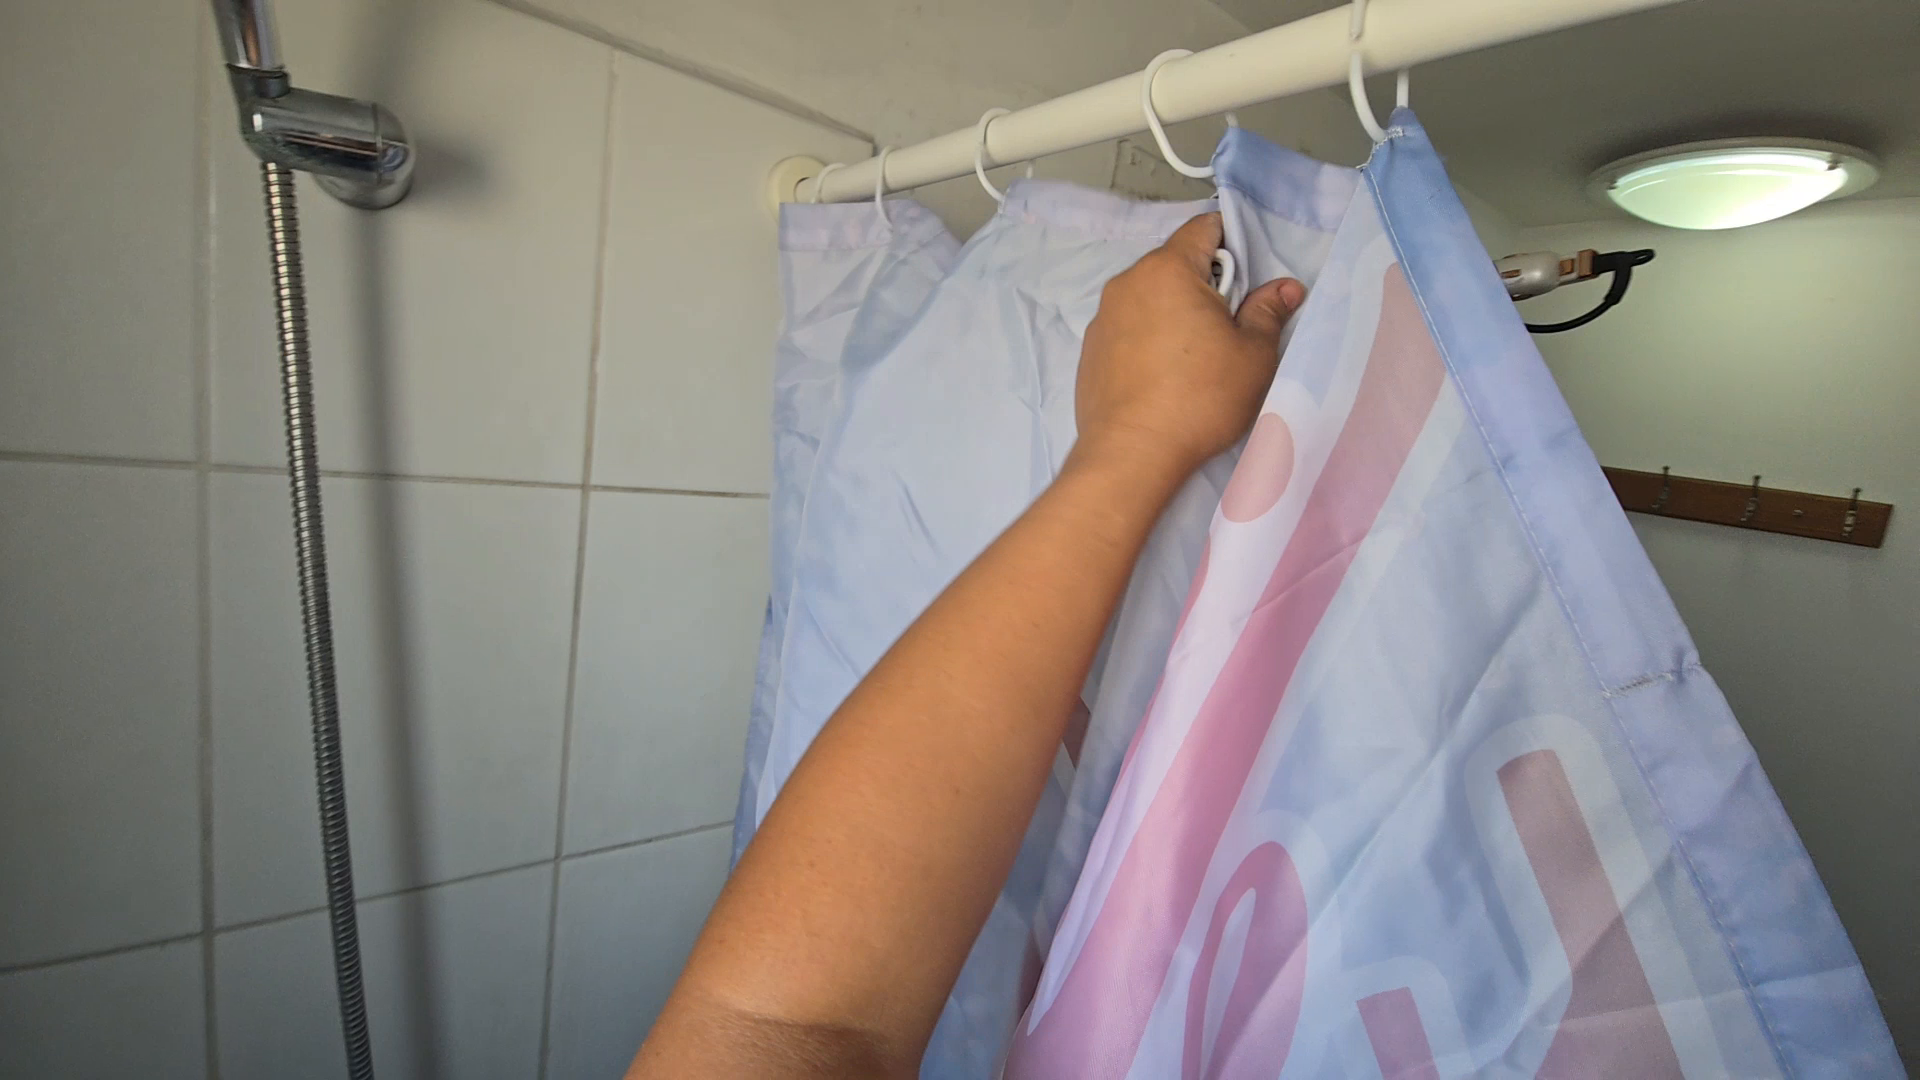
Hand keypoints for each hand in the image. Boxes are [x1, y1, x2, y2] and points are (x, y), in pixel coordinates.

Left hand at [1072, 212, 1304, 482]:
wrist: (1131, 455)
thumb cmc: (1199, 399)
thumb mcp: (1252, 355)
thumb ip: (1268, 312)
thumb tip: (1285, 288)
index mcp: (1166, 270)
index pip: (1203, 227)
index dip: (1232, 244)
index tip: (1245, 281)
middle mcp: (1125, 285)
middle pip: (1172, 266)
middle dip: (1201, 285)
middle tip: (1224, 328)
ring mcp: (1100, 321)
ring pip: (1146, 300)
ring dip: (1171, 315)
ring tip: (1191, 360)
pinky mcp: (1088, 355)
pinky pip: (1125, 332)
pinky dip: (1145, 342)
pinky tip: (1160, 379)